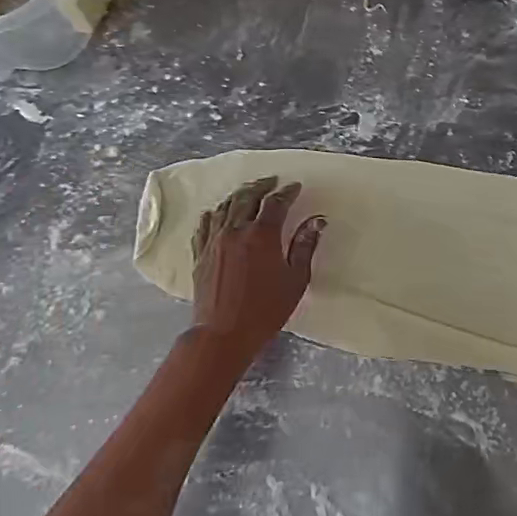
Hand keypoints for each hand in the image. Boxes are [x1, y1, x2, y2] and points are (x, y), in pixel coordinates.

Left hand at [190, 176, 324, 355]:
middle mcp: (236, 231)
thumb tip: (316, 222)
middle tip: (271, 181)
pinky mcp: (200, 254)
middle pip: (247, 197)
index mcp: (262, 235)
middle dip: (261, 186)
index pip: (275, 203)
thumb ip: (304, 246)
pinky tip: (217, 212)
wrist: (223, 334)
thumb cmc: (265, 309)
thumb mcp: (295, 279)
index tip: (294, 187)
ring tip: (248, 191)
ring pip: (225, 207)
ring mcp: (214, 241)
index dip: (286, 192)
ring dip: (238, 195)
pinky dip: (214, 213)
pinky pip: (205, 225)